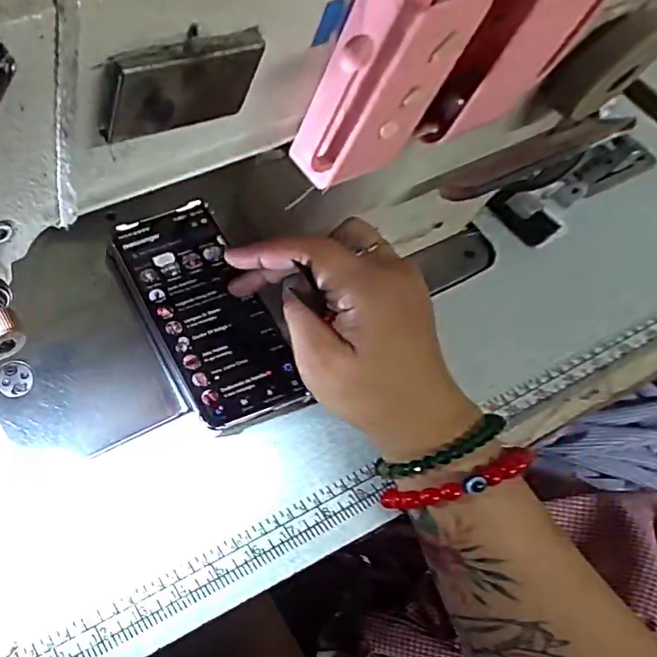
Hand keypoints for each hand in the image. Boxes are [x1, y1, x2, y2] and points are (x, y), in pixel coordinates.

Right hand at [227, 218, 479, 459]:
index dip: (267, 250)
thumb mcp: (320, 363)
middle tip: (252, 282)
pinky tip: (316, 301)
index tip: (235, 257)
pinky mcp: (404, 292)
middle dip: (287, 256)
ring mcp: (402, 279)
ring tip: (284, 292)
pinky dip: (334, 273)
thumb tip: (292, 288)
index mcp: (369, 285)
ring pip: (347, 247)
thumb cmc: (372, 397)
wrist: (421, 417)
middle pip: (329, 239)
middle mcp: (391, 270)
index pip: (311, 248)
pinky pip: (363, 264)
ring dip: (312, 263)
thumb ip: (299, 315)